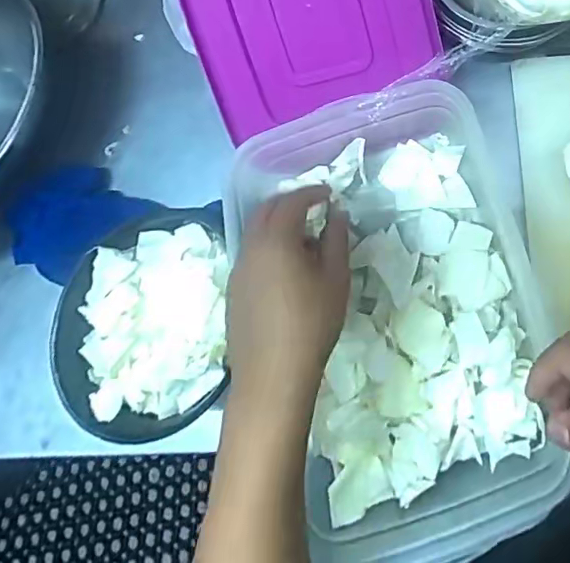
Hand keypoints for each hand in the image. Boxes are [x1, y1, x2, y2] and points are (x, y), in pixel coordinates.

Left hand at [225, 186, 349, 418]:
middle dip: (290, 202)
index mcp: (275, 238)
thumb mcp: (335, 278)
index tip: (329, 194)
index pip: (292, 201)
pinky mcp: (233, 289)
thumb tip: (336, 214)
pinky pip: (252, 253)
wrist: (272, 376)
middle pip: (266, 210)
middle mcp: (251, 246)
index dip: (312, 193)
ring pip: (256, 232)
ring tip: (305, 242)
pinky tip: (287, 269)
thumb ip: (336, 239)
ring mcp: (238, 268)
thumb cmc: (311, 323)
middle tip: (314, 208)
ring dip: (278, 225)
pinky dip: (269, 246)